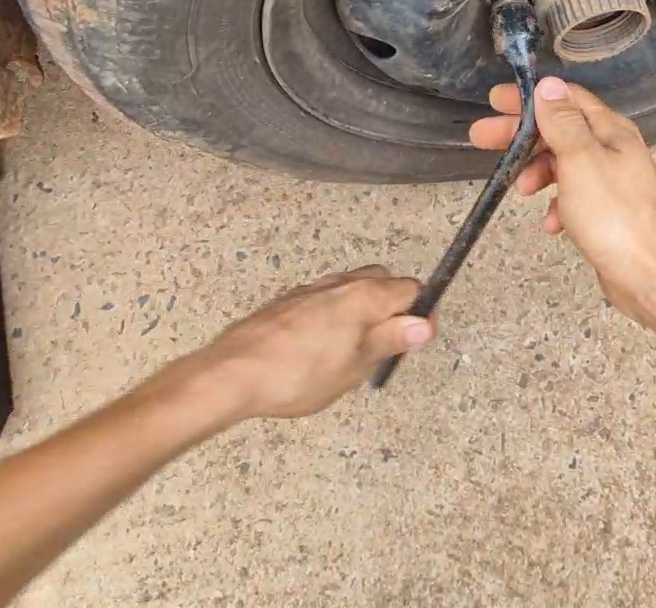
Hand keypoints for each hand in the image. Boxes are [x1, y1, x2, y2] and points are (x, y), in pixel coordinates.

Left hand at [175, 266, 432, 421]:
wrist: (231, 374)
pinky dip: (338, 312)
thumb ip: (390, 339)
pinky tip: (324, 345)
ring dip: (365, 308)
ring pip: (354, 287)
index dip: (420, 313)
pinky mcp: (290, 300)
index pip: (411, 288)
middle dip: (394, 306)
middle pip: (384, 280)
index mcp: (364, 296)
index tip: (413, 340)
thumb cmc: (296, 375)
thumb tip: (425, 324)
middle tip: (387, 345)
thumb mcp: (354, 366)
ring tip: (355, 348)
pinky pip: (328, 296)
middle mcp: (341, 283)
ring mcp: (313, 289)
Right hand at [470, 77, 655, 329]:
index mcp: (610, 131)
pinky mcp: (608, 213)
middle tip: (483, 138)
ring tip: (521, 190)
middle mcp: (613, 151)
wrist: (654, 276)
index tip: (495, 101)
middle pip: (560, 130)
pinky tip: (551, 223)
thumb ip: (563, 122)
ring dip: (537, 172)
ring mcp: (612, 183)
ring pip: (564, 165)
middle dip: (521, 134)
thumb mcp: (581, 161)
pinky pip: (574, 199)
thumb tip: (549, 85)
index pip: (565, 98)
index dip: (529, 97)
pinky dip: (557, 205)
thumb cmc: (617, 217)